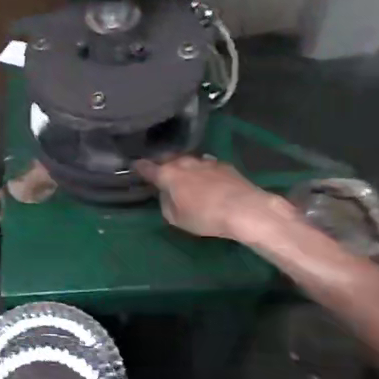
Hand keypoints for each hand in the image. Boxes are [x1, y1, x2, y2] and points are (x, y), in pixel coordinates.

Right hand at [134, 155, 287, 240]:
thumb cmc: (205, 217)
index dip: (139, 167)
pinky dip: (202, 171)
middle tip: (161, 172)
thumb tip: (167, 194)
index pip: (147, 168)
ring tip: (185, 176)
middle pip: (169, 160)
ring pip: (189, 161)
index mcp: (168, 175)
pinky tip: (207, 180)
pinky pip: (206, 165)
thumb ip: (166, 204)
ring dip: (184, 167)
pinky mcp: (224, 165)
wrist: (244, 208)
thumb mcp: (176, 219)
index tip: (134, 166)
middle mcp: (184, 163)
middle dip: (163, 164)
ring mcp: (205, 162)